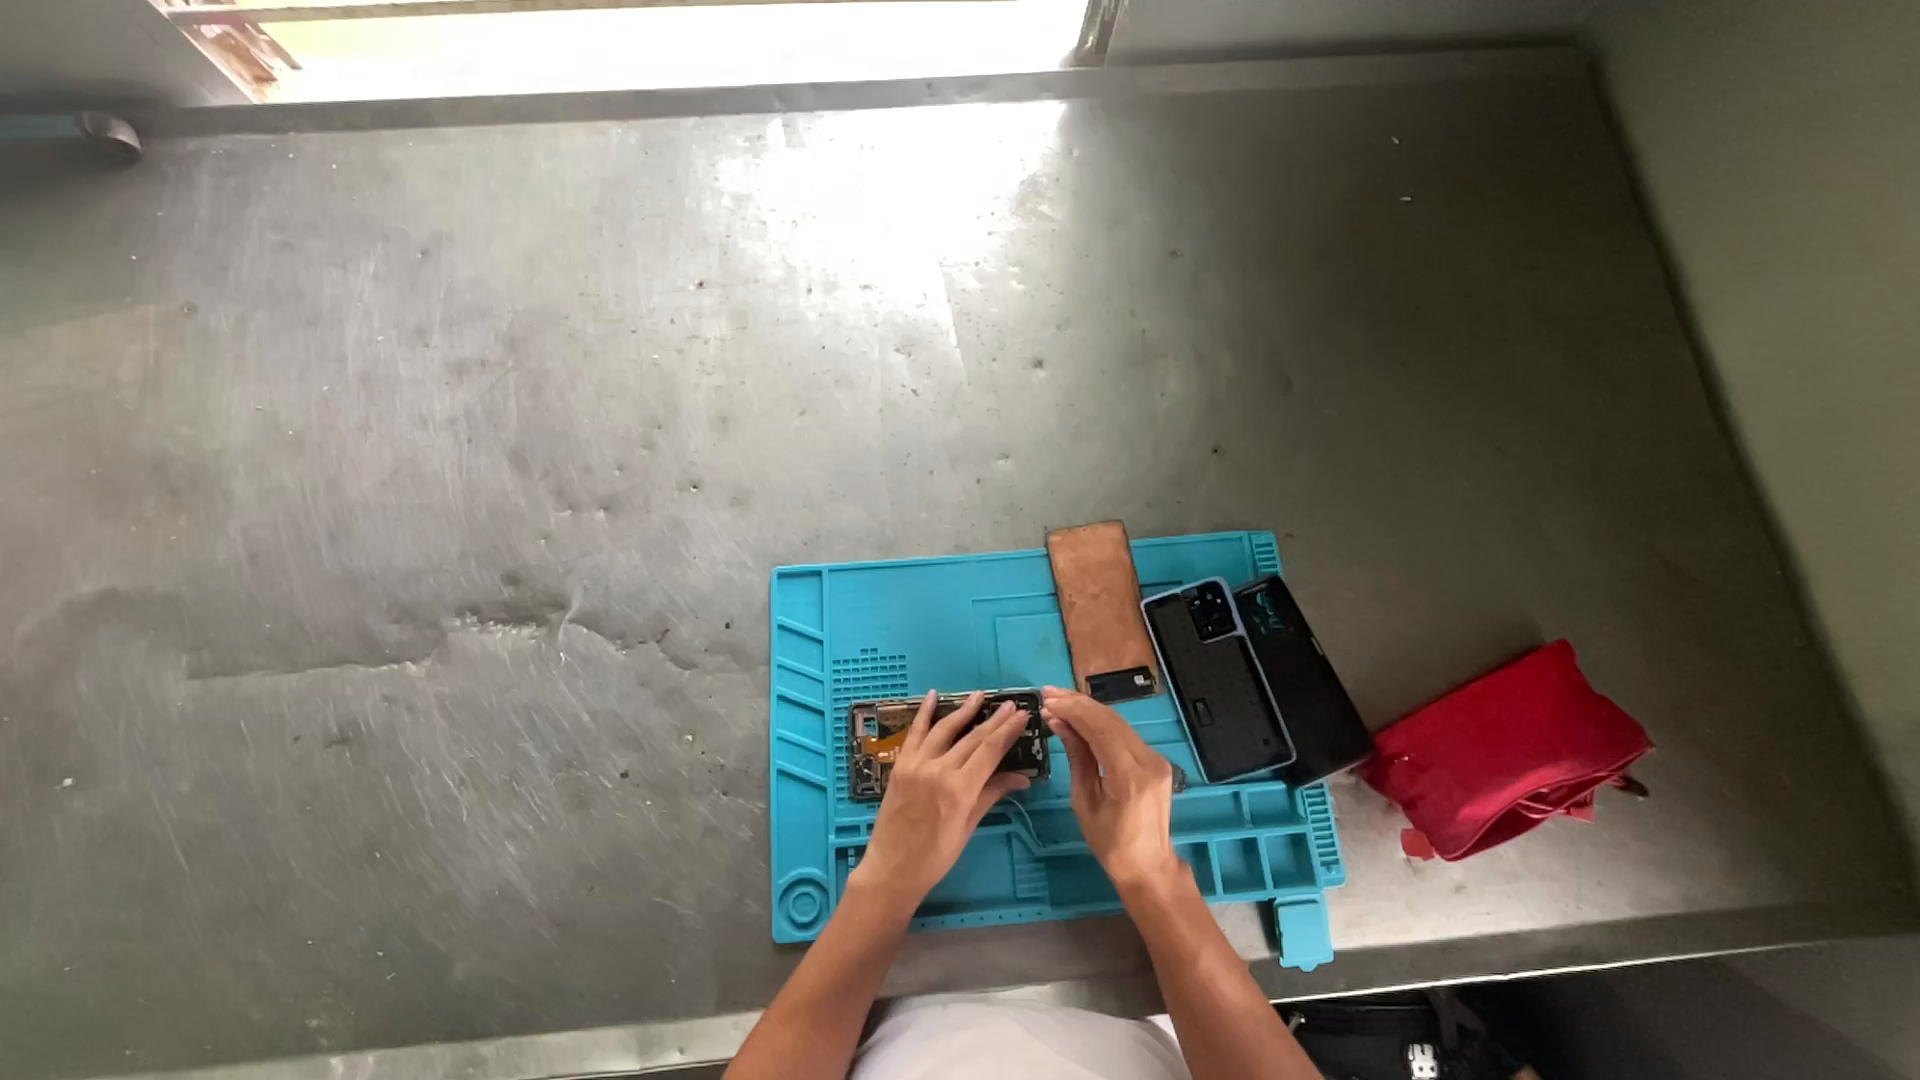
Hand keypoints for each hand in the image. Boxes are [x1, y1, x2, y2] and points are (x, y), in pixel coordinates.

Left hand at [852, 691, 1033, 907]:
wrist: (892, 869)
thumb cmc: (936, 857)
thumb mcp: (968, 826)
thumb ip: (991, 794)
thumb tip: (1021, 778)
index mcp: (960, 789)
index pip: (990, 750)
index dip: (1008, 731)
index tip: (1023, 715)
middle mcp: (939, 770)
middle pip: (973, 738)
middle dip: (994, 720)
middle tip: (1011, 704)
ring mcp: (917, 764)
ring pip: (945, 729)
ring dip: (964, 710)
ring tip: (980, 696)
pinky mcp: (900, 765)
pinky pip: (914, 733)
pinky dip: (924, 713)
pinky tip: (933, 696)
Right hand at [1042, 686, 1183, 894]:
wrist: (1148, 865)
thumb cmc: (1110, 843)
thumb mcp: (1084, 801)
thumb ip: (1076, 757)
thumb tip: (1059, 722)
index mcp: (1130, 778)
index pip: (1102, 730)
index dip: (1074, 711)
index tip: (1048, 701)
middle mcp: (1149, 762)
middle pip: (1112, 720)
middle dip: (1078, 703)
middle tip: (1049, 694)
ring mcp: (1156, 759)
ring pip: (1119, 723)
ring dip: (1088, 709)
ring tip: (1059, 700)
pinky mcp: (1155, 760)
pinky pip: (1125, 733)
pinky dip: (1101, 722)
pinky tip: (1080, 716)